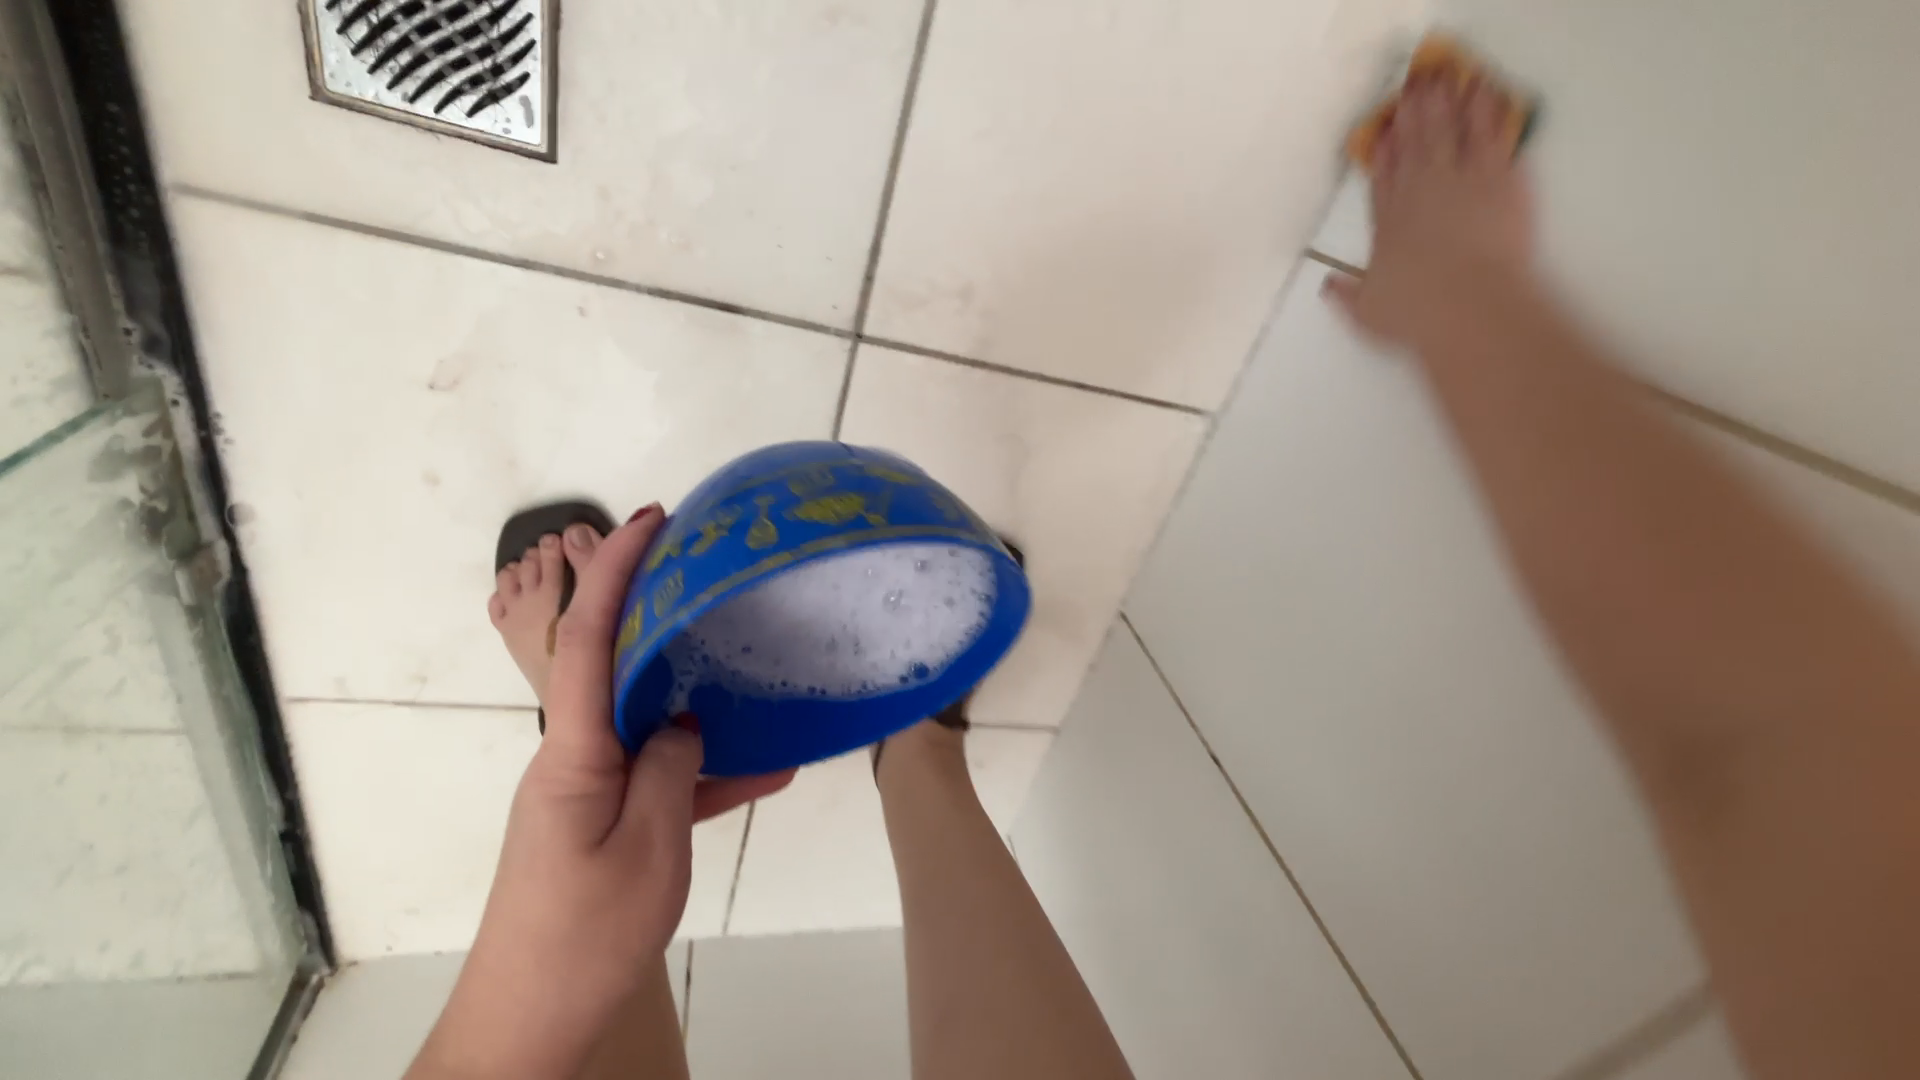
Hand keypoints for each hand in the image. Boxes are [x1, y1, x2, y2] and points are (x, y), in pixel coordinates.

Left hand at [413, 506, 794, 1079]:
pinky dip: (707, 770)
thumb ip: (669, 769)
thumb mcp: (647, 846)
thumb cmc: (586, 930)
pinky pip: (660, 776)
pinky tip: (768, 770)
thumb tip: (684, 722)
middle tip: (710, 574)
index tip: (650, 523)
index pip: (589, 640)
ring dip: (700, 696)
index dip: (617, 574)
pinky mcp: (609, 819)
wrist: (531, 1019)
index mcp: (575, 751)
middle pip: (616, 665)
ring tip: (753, 671)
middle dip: (658, 611)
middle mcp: (577, 755)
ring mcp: (593, 787)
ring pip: (649, 721)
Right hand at [1325, 75, 1536, 348]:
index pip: (1383, 182)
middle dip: (1413, 117)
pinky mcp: (1500, 177)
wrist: (1466, 306)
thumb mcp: (1366, 311)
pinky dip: (1488, 112)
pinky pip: (1493, 134)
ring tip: (1447, 81)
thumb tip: (1328, 286)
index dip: (1384, 156)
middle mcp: (1419, 194)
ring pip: (1451, 132)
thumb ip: (1346, 295)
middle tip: (1413, 90)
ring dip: (1448, 105)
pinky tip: (1486, 95)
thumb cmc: (1412, 313)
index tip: (1384, 135)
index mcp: (1387, 224)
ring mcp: (1460, 181)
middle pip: (1415, 147)